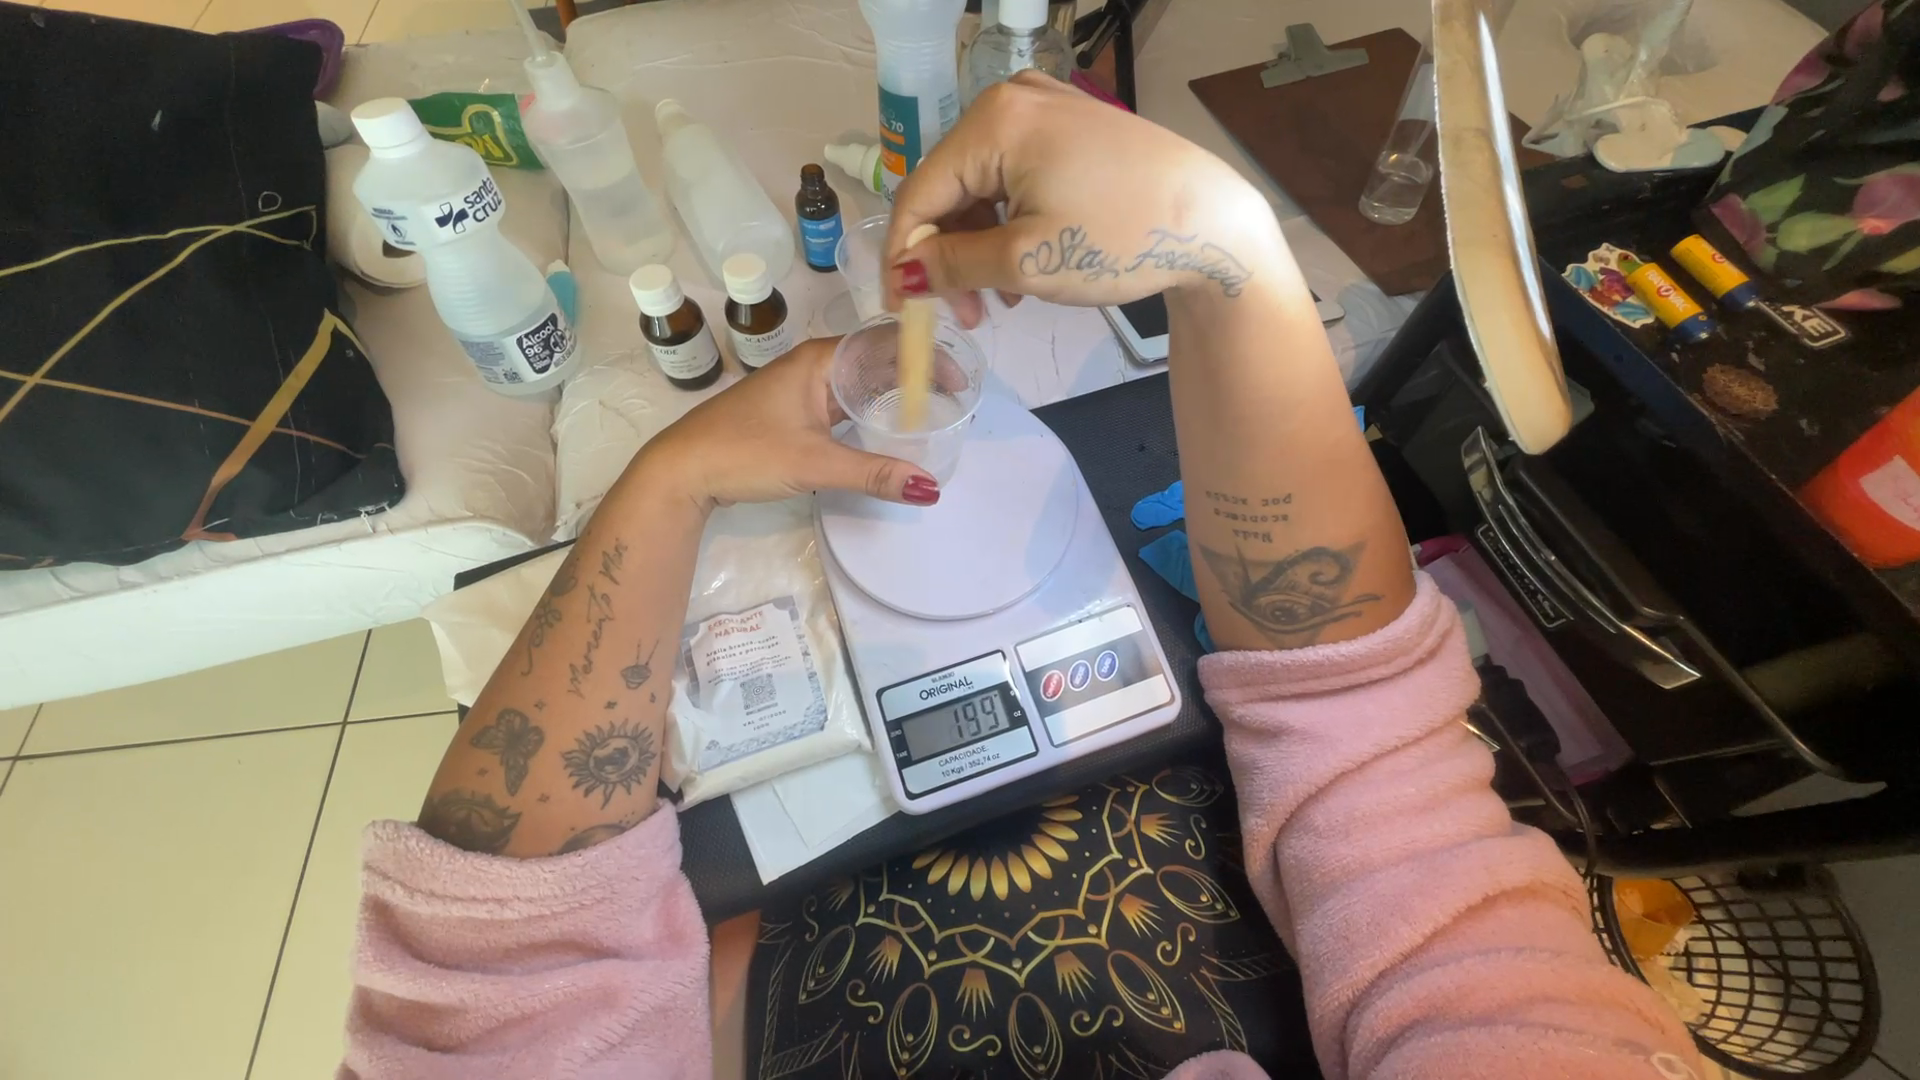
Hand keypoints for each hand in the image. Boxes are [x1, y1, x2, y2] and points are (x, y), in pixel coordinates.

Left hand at [638, 338, 939, 509]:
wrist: (680, 470)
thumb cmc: (743, 452)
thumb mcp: (813, 464)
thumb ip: (873, 474)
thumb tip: (929, 487)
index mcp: (819, 360)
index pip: (885, 344)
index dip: (925, 357)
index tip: (959, 382)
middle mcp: (814, 366)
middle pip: (877, 360)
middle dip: (916, 377)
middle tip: (956, 401)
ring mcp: (803, 389)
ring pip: (861, 383)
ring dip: (894, 395)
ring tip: (933, 413)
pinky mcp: (796, 412)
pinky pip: (846, 402)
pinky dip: (872, 411)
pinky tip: (888, 430)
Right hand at [884, 71, 1283, 324]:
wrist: (1212, 226)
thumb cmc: (1118, 239)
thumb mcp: (1025, 260)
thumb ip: (953, 265)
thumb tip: (903, 273)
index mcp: (992, 122)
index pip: (919, 194)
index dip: (902, 257)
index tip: (901, 309)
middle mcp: (1010, 103)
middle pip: (949, 191)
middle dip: (947, 259)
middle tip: (965, 315)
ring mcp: (1043, 112)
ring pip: (980, 191)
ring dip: (978, 250)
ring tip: (999, 302)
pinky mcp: (1068, 133)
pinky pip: (1013, 182)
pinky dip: (1007, 229)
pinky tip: (1020, 268)